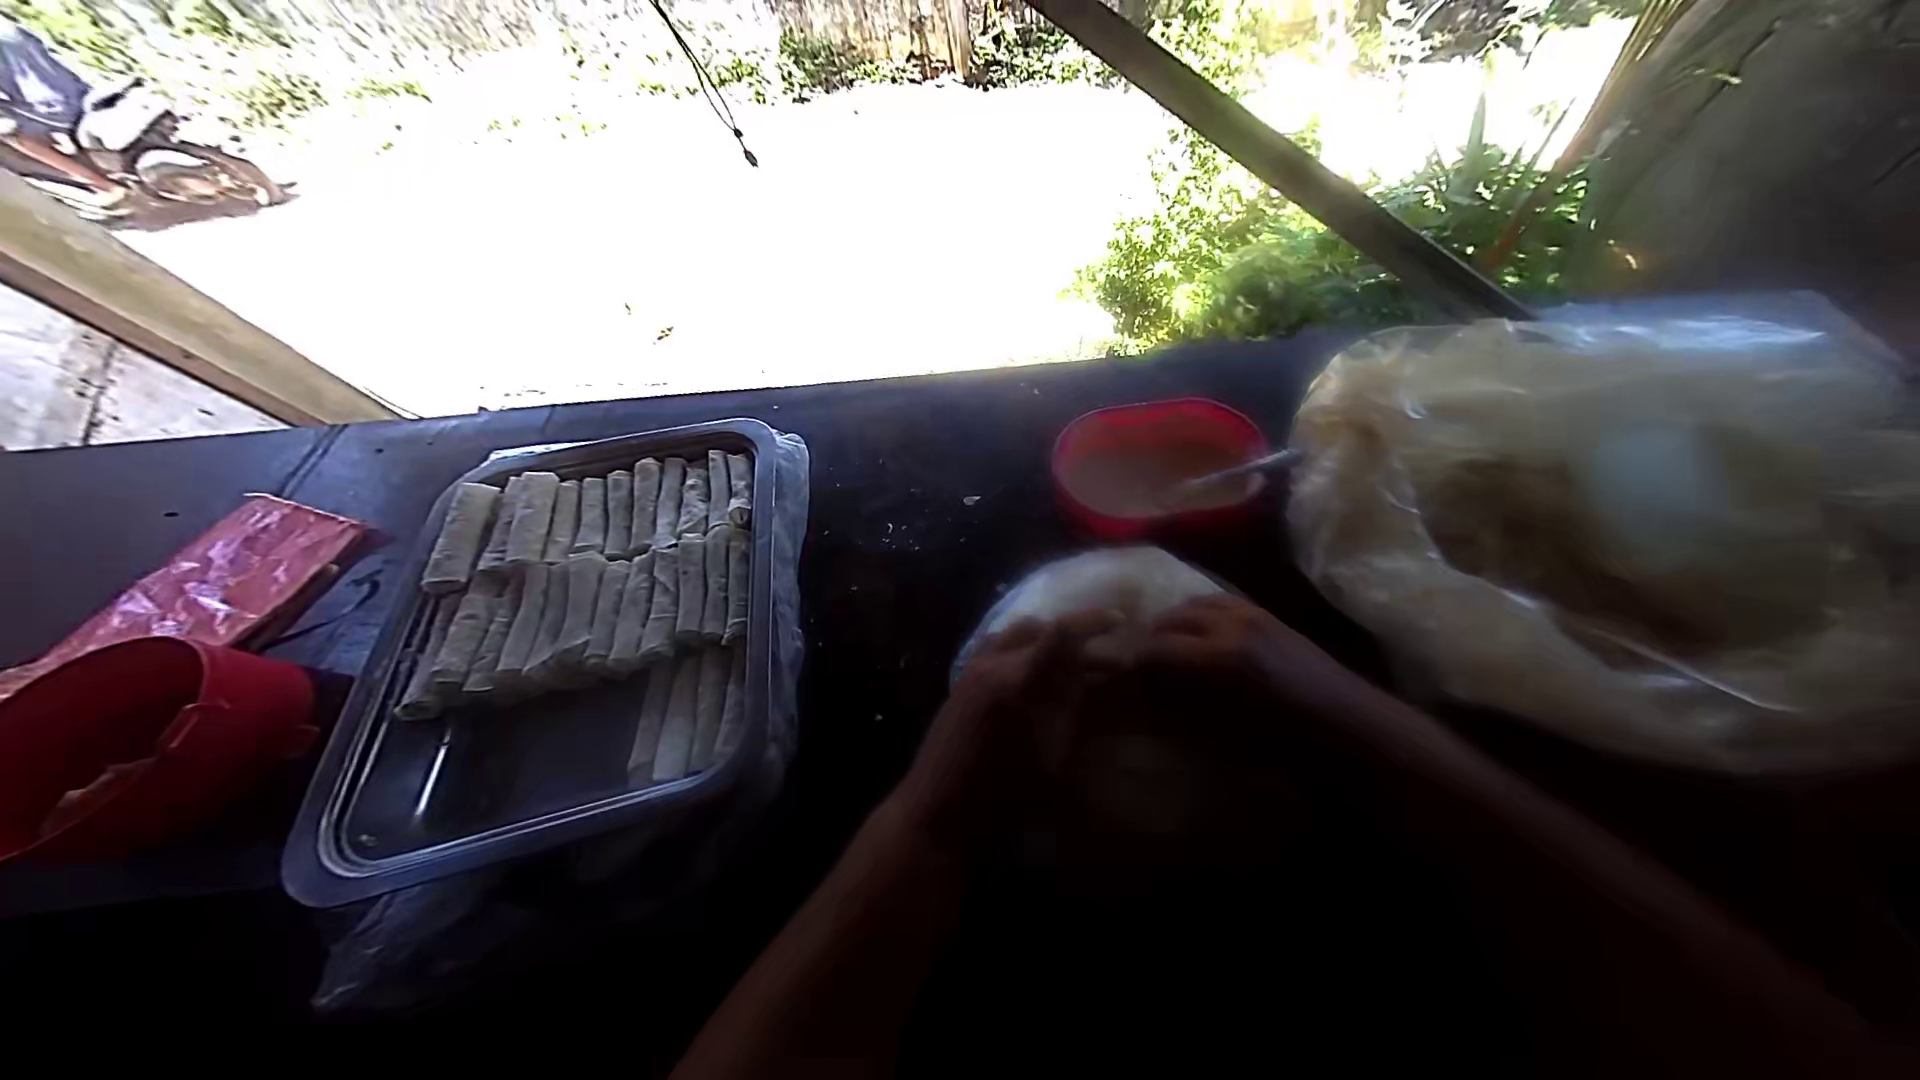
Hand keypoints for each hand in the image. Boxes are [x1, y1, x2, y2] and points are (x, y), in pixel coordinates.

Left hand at [888, 609, 1121, 856]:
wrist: (941, 812)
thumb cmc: (1004, 799)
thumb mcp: (1052, 757)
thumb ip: (1070, 708)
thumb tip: (1090, 675)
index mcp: (1021, 683)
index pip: (1061, 632)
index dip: (1092, 620)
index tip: (1118, 622)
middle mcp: (995, 664)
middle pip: (1041, 628)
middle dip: (1075, 637)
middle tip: (1103, 660)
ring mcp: (973, 669)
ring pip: (1016, 633)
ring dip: (1047, 638)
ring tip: (1070, 661)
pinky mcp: (961, 679)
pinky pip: (996, 645)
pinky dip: (1021, 646)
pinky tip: (1033, 669)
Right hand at [1136, 593, 1374, 720]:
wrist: (1358, 734)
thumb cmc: (1292, 748)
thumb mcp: (1228, 730)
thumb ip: (1186, 701)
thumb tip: (1151, 690)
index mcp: (1223, 660)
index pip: (1158, 649)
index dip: (1133, 661)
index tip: (1120, 674)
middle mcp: (1234, 626)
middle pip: (1173, 619)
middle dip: (1151, 638)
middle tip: (1139, 661)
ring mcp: (1255, 616)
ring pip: (1196, 604)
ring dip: (1175, 621)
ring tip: (1167, 644)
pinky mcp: (1270, 616)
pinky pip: (1223, 602)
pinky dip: (1202, 613)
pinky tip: (1201, 633)